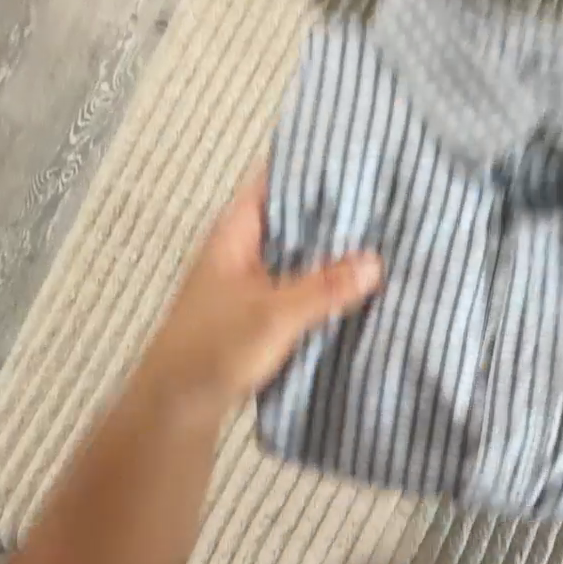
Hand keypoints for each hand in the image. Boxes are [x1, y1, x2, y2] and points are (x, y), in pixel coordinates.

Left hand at [134, 171, 381, 415]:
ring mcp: (249, 281)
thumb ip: (325, 286)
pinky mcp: (259, 311)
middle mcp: (241, 250)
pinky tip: (356, 286)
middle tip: (384, 200)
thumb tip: (375, 261)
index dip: (310, 167)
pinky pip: (298, 284)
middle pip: (291, 218)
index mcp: (234, 234)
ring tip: (382, 237)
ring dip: (330, 250)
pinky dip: (323, 281)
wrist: (177, 404)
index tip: (356, 159)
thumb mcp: (276, 314)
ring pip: (296, 254)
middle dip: (332, 211)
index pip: (273, 182)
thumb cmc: (216, 347)